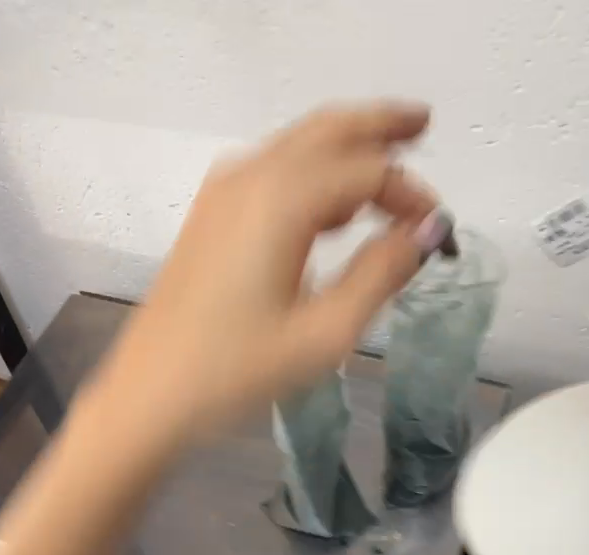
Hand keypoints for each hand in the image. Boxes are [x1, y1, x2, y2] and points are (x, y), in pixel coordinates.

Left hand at [93, 102, 444, 434]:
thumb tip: (426, 233)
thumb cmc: (236, 373)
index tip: (438, 229)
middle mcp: (249, 177)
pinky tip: (330, 203)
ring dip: (345, 148)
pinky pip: (271, 172)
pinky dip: (311, 173)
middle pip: (328, 131)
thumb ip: (380, 274)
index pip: (367, 172)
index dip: (410, 193)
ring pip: (297, 146)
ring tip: (388, 160)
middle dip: (380, 127)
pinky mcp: (208, 217)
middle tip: (424, 125)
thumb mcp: (324, 335)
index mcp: (281, 199)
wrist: (151, 396)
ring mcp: (221, 193)